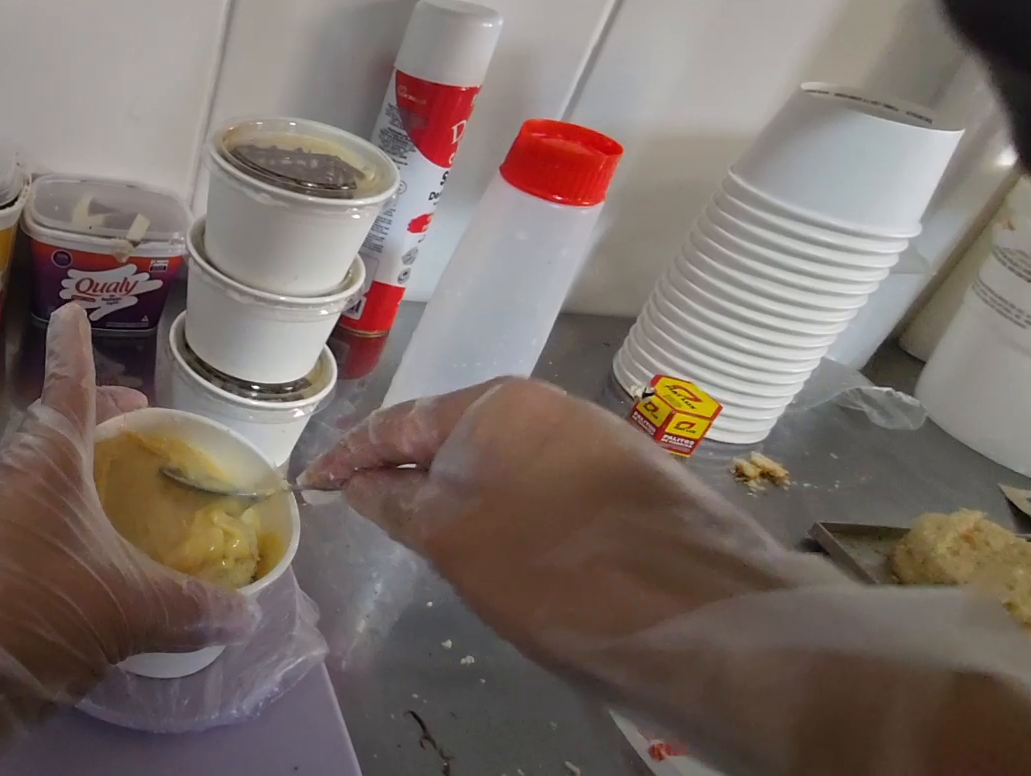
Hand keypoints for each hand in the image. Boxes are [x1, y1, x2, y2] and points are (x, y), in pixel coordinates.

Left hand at [0, 302, 259, 694]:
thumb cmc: (38, 602)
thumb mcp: (128, 607)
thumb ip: (190, 606)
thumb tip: (247, 616)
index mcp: (50, 452)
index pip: (70, 380)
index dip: (76, 343)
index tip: (73, 308)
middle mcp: (13, 462)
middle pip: (58, 419)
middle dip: (98, 411)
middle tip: (137, 422)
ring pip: (37, 459)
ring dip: (74, 458)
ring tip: (113, 481)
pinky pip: (21, 497)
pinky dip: (53, 497)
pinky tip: (76, 536)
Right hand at [300, 379, 1030, 775]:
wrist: (717, 626)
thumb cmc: (556, 572)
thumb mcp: (452, 540)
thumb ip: (392, 502)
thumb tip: (355, 483)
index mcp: (493, 404)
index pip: (396, 423)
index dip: (347, 457)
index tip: (313, 483)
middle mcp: (542, 405)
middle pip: (446, 435)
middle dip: (401, 470)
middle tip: (361, 504)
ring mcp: (590, 438)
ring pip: (494, 460)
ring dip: (452, 489)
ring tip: (422, 526)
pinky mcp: (627, 478)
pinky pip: (536, 480)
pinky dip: (500, 503)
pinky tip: (496, 537)